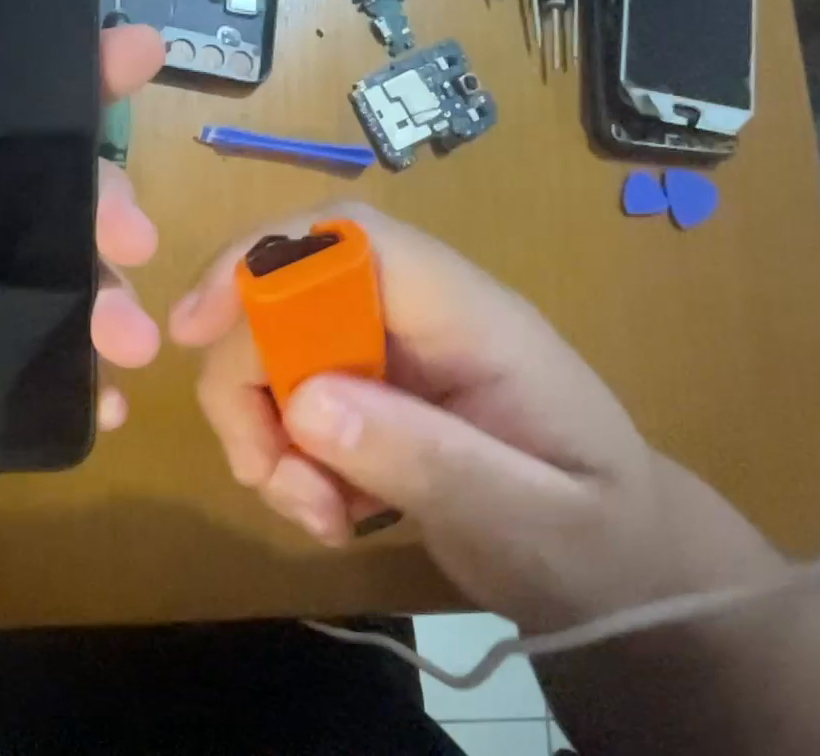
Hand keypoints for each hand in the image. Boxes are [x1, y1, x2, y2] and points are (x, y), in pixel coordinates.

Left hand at [0, 25, 165, 566]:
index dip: (46, 82)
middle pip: (32, 197)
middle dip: (100, 203)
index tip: (125, 54)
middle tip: (134, 237)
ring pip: (49, 280)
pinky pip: (34, 364)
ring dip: (106, 298)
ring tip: (133, 341)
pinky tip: (109, 401)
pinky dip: (78, 380)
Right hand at [170, 203, 744, 631]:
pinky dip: (278, 461)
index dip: (261, 259)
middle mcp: (407, 321)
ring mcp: (378, 360)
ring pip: (267, 358)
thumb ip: (429, 458)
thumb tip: (305, 405)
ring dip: (260, 435)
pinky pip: (280, 407)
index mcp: (465, 316)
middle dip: (246, 384)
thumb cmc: (602, 543)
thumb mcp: (531, 517)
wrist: (624, 581)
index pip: (348, 239)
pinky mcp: (358, 401)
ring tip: (314, 512)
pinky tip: (325, 513)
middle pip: (281, 302)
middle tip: (265, 472)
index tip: (195, 328)